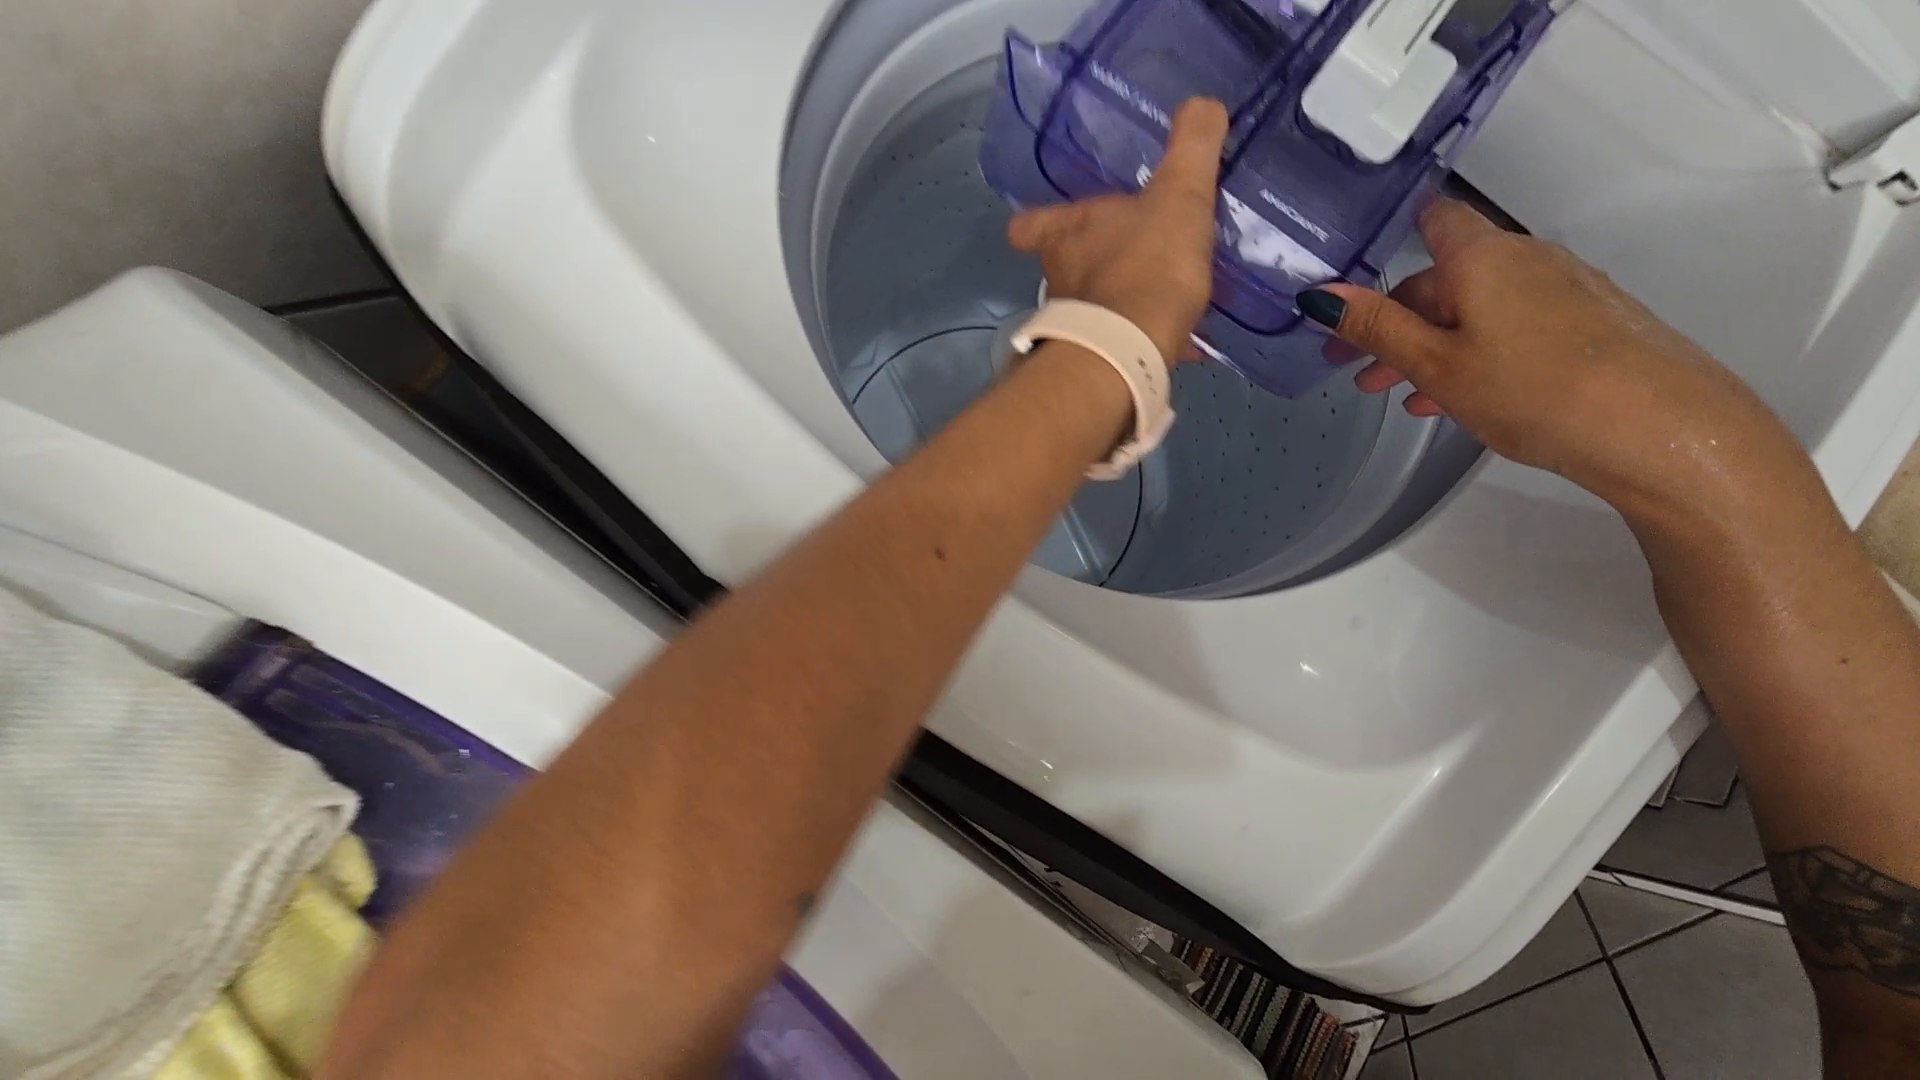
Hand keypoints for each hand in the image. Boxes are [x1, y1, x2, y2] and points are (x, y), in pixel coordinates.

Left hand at [1008, 99, 1228, 366]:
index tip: (1033, 226)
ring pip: (1091, 305)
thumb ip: (1192, 147)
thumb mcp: (1179, 193)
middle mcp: (1059, 278)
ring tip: (1156, 297)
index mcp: (1066, 233)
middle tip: (1124, 256)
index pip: (1030, 225)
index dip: (1032, 224)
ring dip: (1117, 301)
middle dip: (1091, 261)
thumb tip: (1203, 103)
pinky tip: (1173, 338)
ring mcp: (1075, 321)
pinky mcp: (1096, 355)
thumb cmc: (1147, 262)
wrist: (1132, 345)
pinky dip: (1141, 337)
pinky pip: (1120, 340)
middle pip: (1063, 265)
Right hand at [1302, 200, 1805, 518]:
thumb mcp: (1437, 364)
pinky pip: (1513, 330)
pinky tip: (1458, 400)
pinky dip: (1475, 355)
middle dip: (1397, 322)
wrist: (1661, 430)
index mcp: (1484, 258)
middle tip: (1357, 371)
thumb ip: (1376, 328)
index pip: (1434, 221)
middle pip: (1447, 279)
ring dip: (1432, 347)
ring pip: (1478, 311)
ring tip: (1401, 396)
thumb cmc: (1532, 389)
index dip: (1394, 237)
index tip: (1357, 277)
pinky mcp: (1591, 326)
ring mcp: (1566, 292)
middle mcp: (1528, 261)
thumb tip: (1318, 295)